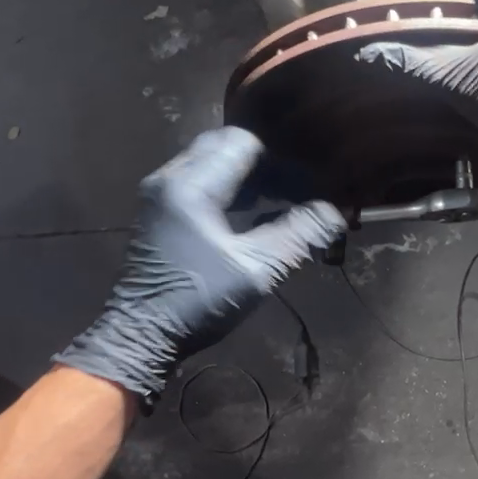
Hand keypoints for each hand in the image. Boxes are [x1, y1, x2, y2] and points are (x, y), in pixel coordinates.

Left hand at [56, 127, 344, 401]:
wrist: (141, 334)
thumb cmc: (198, 300)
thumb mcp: (256, 269)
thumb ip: (298, 234)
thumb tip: (336, 212)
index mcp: (190, 185)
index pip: (243, 143)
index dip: (280, 160)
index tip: (308, 183)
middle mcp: (170, 178)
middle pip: (225, 147)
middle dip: (265, 165)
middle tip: (298, 189)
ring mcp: (161, 195)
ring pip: (211, 163)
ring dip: (248, 178)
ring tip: (283, 202)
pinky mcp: (161, 212)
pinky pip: (200, 183)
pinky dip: (230, 191)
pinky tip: (255, 216)